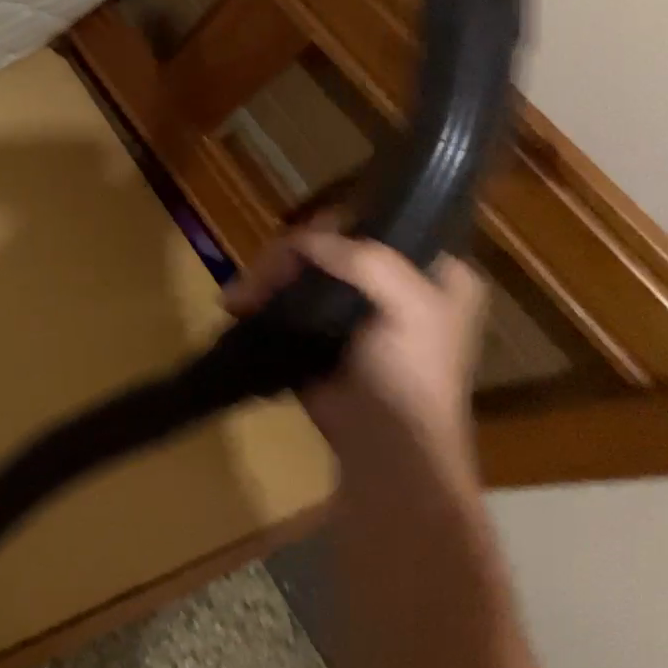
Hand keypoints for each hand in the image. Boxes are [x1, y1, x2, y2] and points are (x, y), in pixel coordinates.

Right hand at [225, 226, 486, 468]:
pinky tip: (237, 307)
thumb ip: (365, 262)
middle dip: (282, 262)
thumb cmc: (410, 373)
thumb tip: (300, 239)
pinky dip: (256, 299)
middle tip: (254, 285)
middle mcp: (393, 283)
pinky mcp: (315, 331)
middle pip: (323, 247)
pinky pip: (282, 299)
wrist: (384, 442)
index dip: (328, 229)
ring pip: (296, 271)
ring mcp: (350, 308)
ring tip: (236, 302)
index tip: (292, 250)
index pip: (371, 224)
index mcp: (432, 271)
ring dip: (261, 280)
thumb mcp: (410, 307)